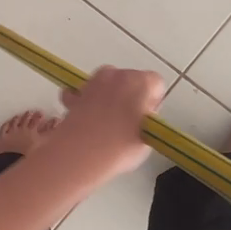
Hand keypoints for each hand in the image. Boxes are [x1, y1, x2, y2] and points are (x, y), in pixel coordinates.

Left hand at [49, 67, 164, 179]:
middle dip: (130, 96)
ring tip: (104, 122)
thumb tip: (140, 119)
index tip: (147, 119)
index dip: (152, 101)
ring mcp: (93, 82)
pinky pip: (82, 93)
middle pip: (130, 79)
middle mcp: (117, 75)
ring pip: (106, 83)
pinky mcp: (74, 94)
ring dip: (107, 96)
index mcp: (141, 83)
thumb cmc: (121, 148)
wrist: (80, 155)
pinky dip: (84, 100)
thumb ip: (148, 122)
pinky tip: (84, 117)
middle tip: (126, 121)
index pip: (156, 84)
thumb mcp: (147, 139)